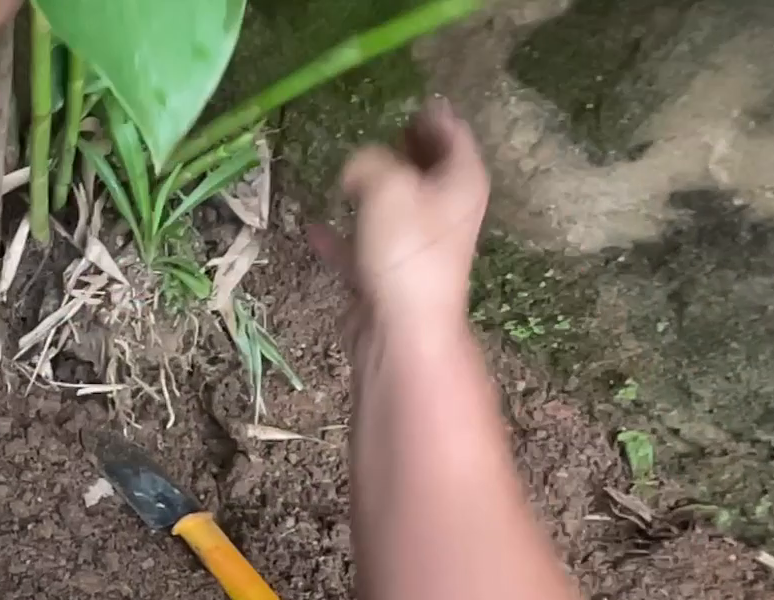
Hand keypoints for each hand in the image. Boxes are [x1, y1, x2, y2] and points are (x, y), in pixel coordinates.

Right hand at [310, 99, 489, 332]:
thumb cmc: (405, 253)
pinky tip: (313, 227)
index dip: (432, 115)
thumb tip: (354, 166)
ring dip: (369, 191)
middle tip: (379, 131)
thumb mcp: (387, 189)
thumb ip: (369, 165)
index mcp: (459, 182)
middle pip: (424, 170)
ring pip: (391, 207)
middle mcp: (443, 210)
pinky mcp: (383, 273)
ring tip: (343, 174)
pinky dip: (338, 235)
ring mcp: (413, 245)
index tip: (412, 99)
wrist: (399, 327)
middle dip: (402, 151)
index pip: (452, 134)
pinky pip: (358, 244)